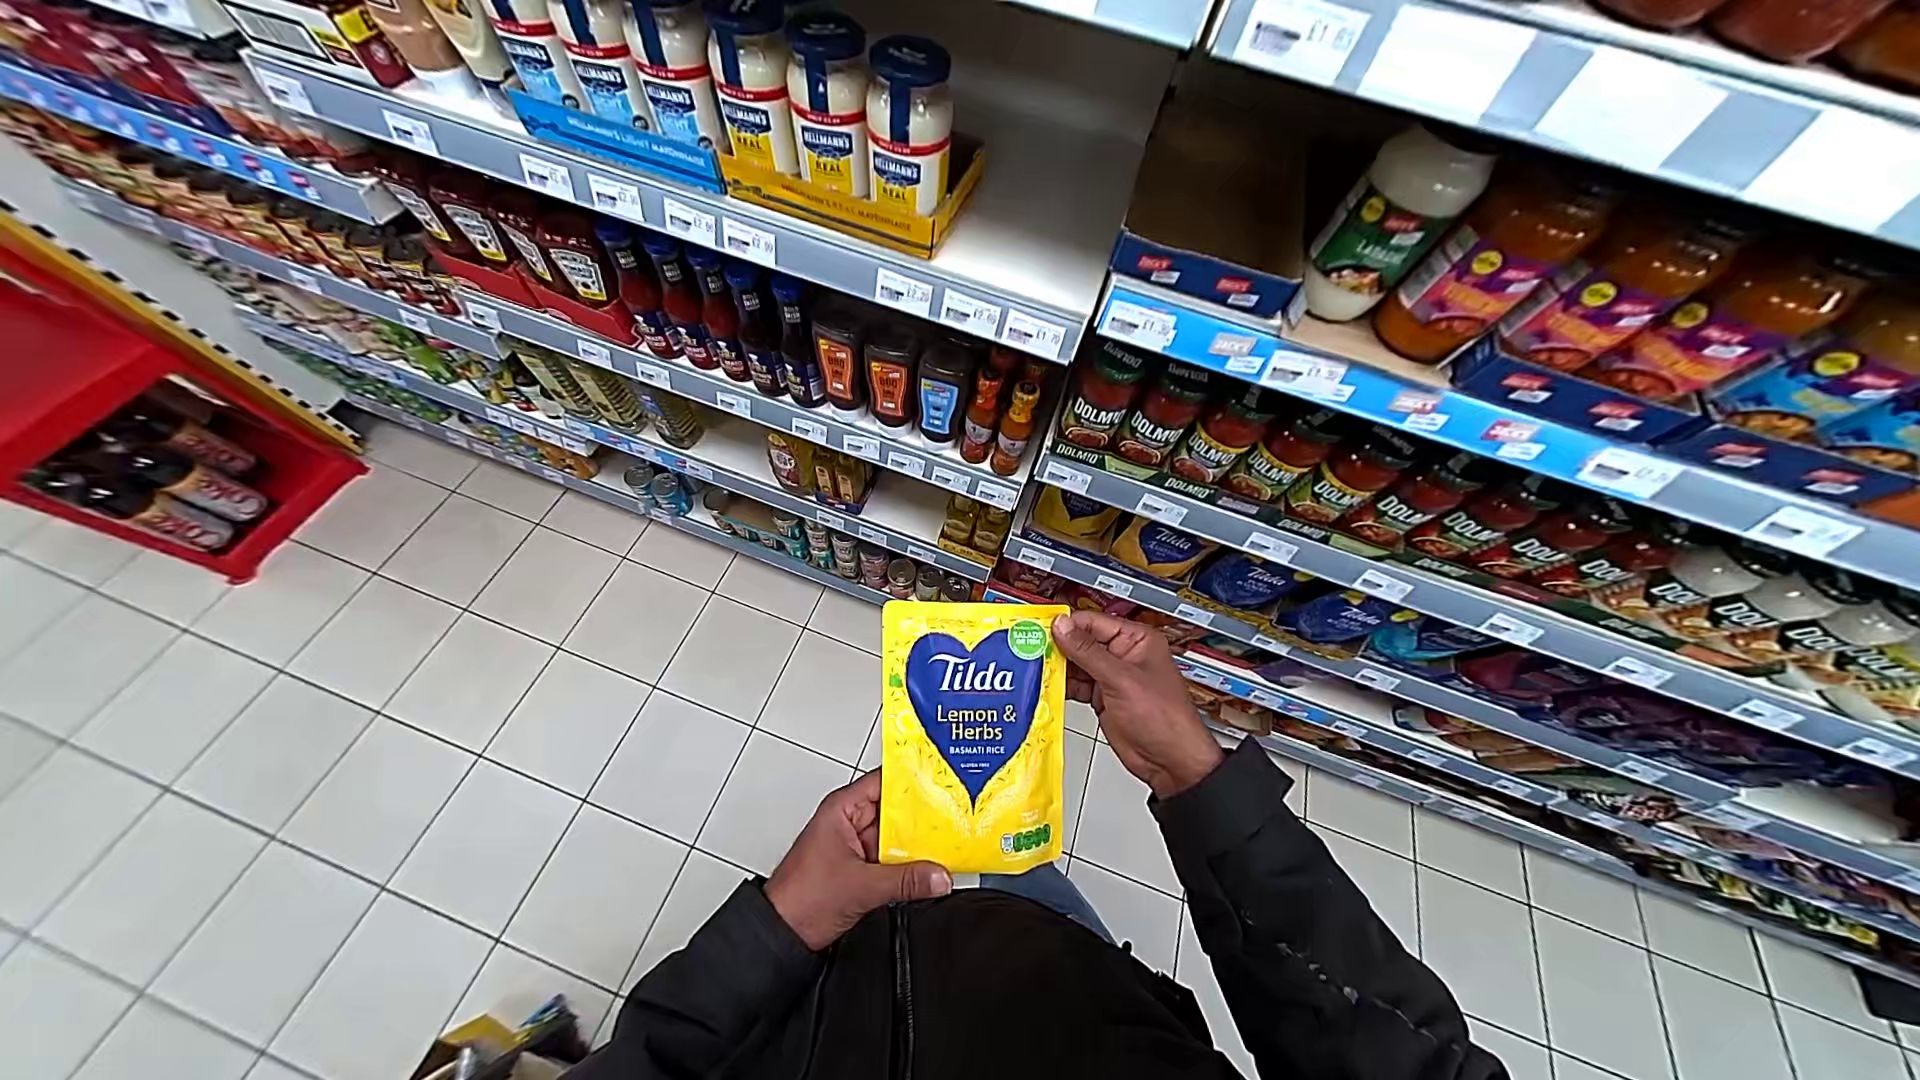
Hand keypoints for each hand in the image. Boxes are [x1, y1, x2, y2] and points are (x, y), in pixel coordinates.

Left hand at [763, 770, 951, 950]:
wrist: (779, 936)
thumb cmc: (799, 899)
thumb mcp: (860, 886)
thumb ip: (905, 880)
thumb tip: (939, 876)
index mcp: (843, 808)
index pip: (884, 781)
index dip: (912, 779)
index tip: (939, 781)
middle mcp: (850, 820)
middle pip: (895, 808)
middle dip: (921, 815)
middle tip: (951, 815)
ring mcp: (855, 843)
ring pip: (895, 834)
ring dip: (916, 842)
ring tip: (945, 842)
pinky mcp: (859, 865)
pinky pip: (891, 856)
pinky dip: (908, 861)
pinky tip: (927, 867)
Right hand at [1052, 610, 1222, 798]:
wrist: (1171, 763)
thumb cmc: (1166, 720)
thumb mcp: (1121, 680)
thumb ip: (1088, 652)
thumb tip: (1063, 627)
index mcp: (1136, 640)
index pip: (1092, 622)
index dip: (1066, 625)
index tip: (1040, 628)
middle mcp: (1122, 655)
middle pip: (1080, 642)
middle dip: (1057, 647)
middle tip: (1030, 648)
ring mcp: (1111, 677)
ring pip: (1075, 664)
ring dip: (1056, 668)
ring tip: (1034, 667)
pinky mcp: (1102, 697)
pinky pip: (1076, 685)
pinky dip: (1062, 686)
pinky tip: (1047, 686)